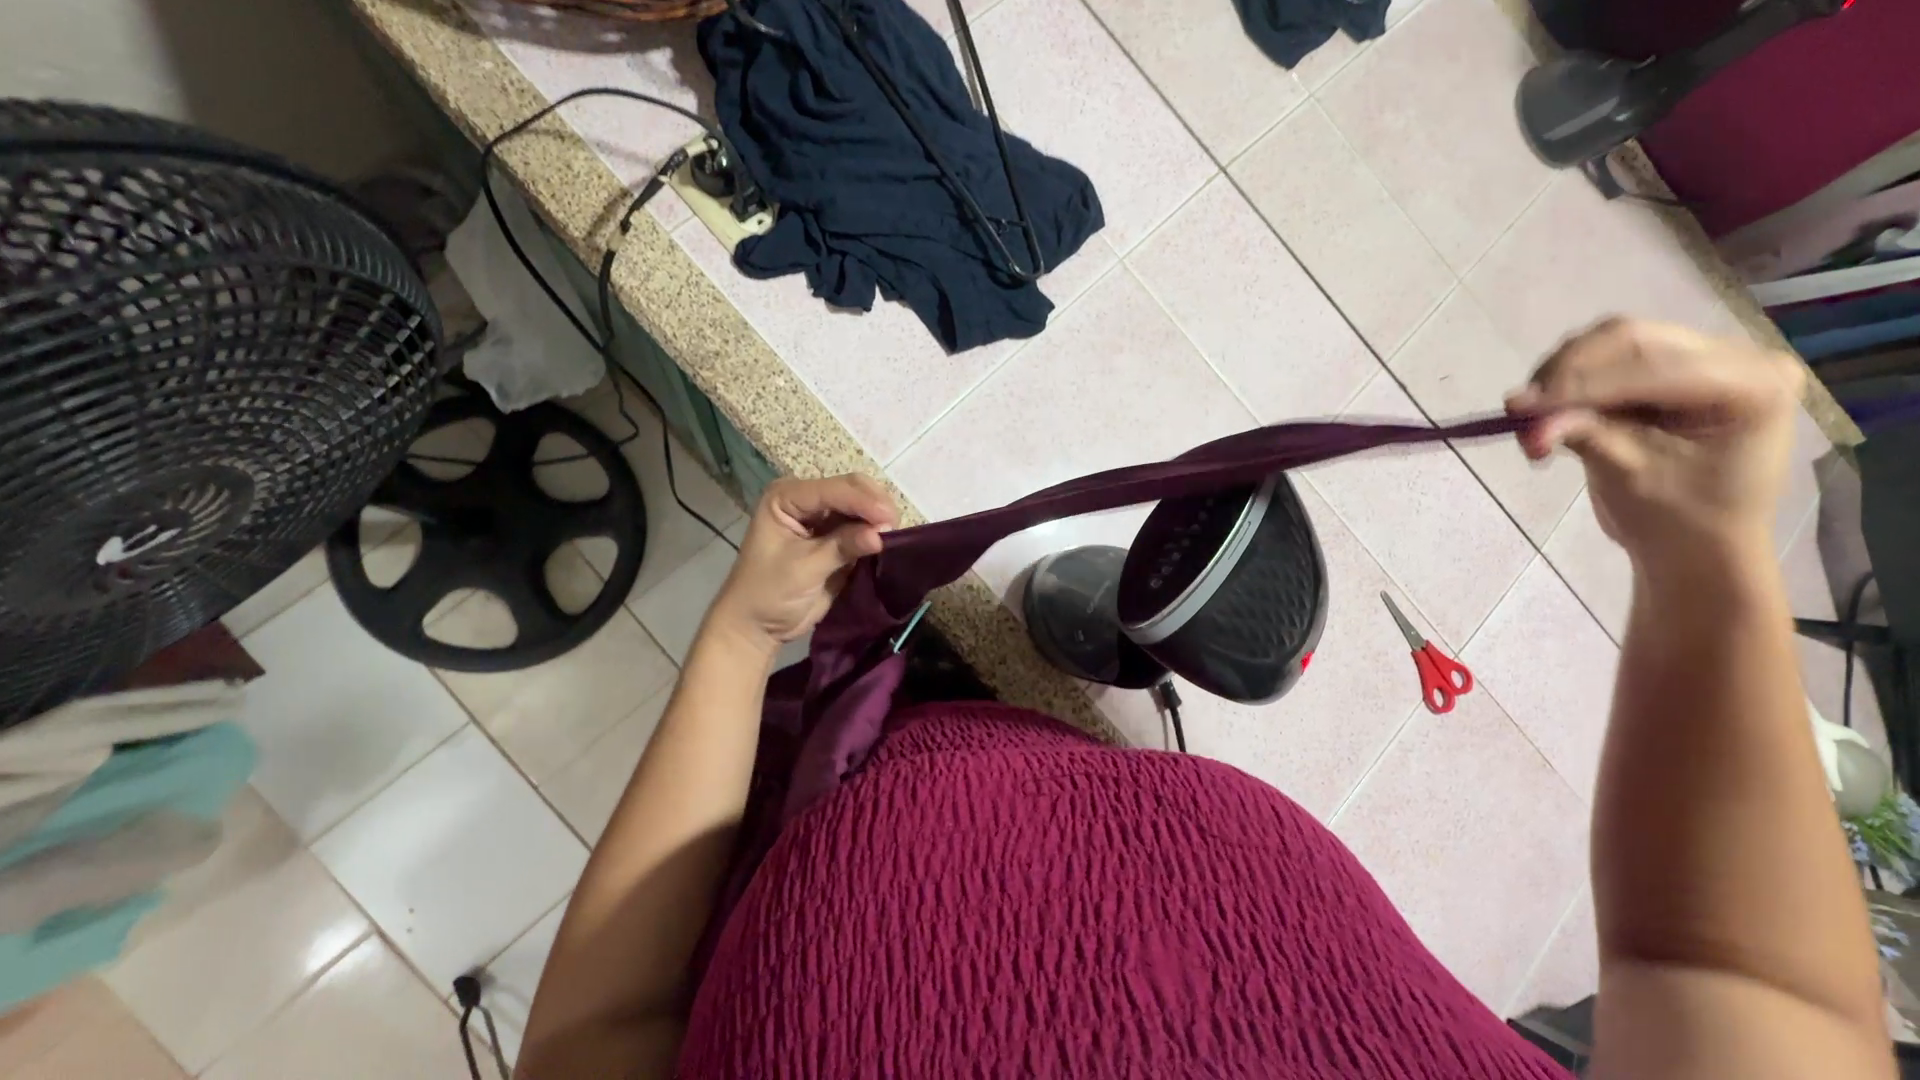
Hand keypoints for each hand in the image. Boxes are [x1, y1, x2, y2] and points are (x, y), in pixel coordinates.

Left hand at [702, 474, 898, 658]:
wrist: (758, 625)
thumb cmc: (768, 593)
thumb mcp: (803, 569)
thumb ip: (841, 547)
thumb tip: (881, 535)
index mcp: (787, 497)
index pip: (833, 489)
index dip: (863, 501)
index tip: (889, 521)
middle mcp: (806, 499)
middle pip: (851, 489)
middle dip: (875, 505)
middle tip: (895, 529)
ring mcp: (823, 517)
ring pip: (862, 504)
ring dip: (880, 518)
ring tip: (895, 536)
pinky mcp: (836, 536)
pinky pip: (863, 526)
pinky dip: (877, 532)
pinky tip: (890, 541)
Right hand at [1507, 317, 1803, 571]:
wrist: (1695, 548)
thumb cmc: (1677, 521)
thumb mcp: (1630, 476)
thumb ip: (1582, 433)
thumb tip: (1517, 408)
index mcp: (1751, 383)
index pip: (1651, 364)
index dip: (1579, 383)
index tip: (1519, 408)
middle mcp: (1736, 358)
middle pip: (1631, 340)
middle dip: (1567, 372)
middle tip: (1521, 408)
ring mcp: (1704, 360)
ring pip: (1613, 343)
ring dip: (1563, 376)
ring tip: (1534, 417)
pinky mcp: (1670, 371)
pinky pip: (1609, 359)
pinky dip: (1571, 383)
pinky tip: (1554, 412)